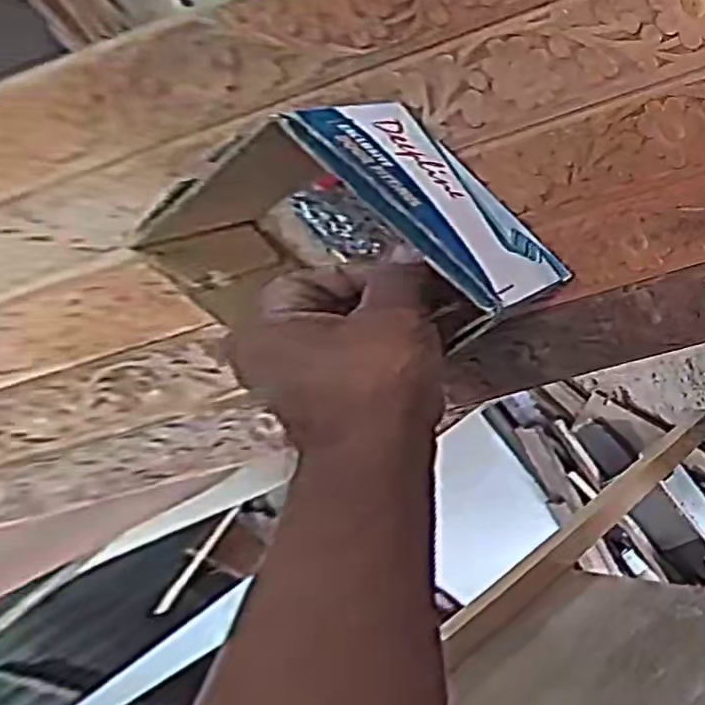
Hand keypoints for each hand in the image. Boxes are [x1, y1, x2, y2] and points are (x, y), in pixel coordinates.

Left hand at [228, 262, 444, 466]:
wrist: (383, 450)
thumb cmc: (374, 387)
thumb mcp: (395, 315)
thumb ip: (399, 277)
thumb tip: (405, 254)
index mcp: (267, 328)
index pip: (315, 276)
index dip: (366, 272)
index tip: (407, 277)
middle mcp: (272, 356)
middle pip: (337, 307)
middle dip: (388, 301)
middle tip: (427, 298)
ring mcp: (303, 384)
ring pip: (356, 336)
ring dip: (398, 326)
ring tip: (437, 323)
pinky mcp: (337, 403)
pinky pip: (367, 363)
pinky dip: (397, 353)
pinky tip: (430, 351)